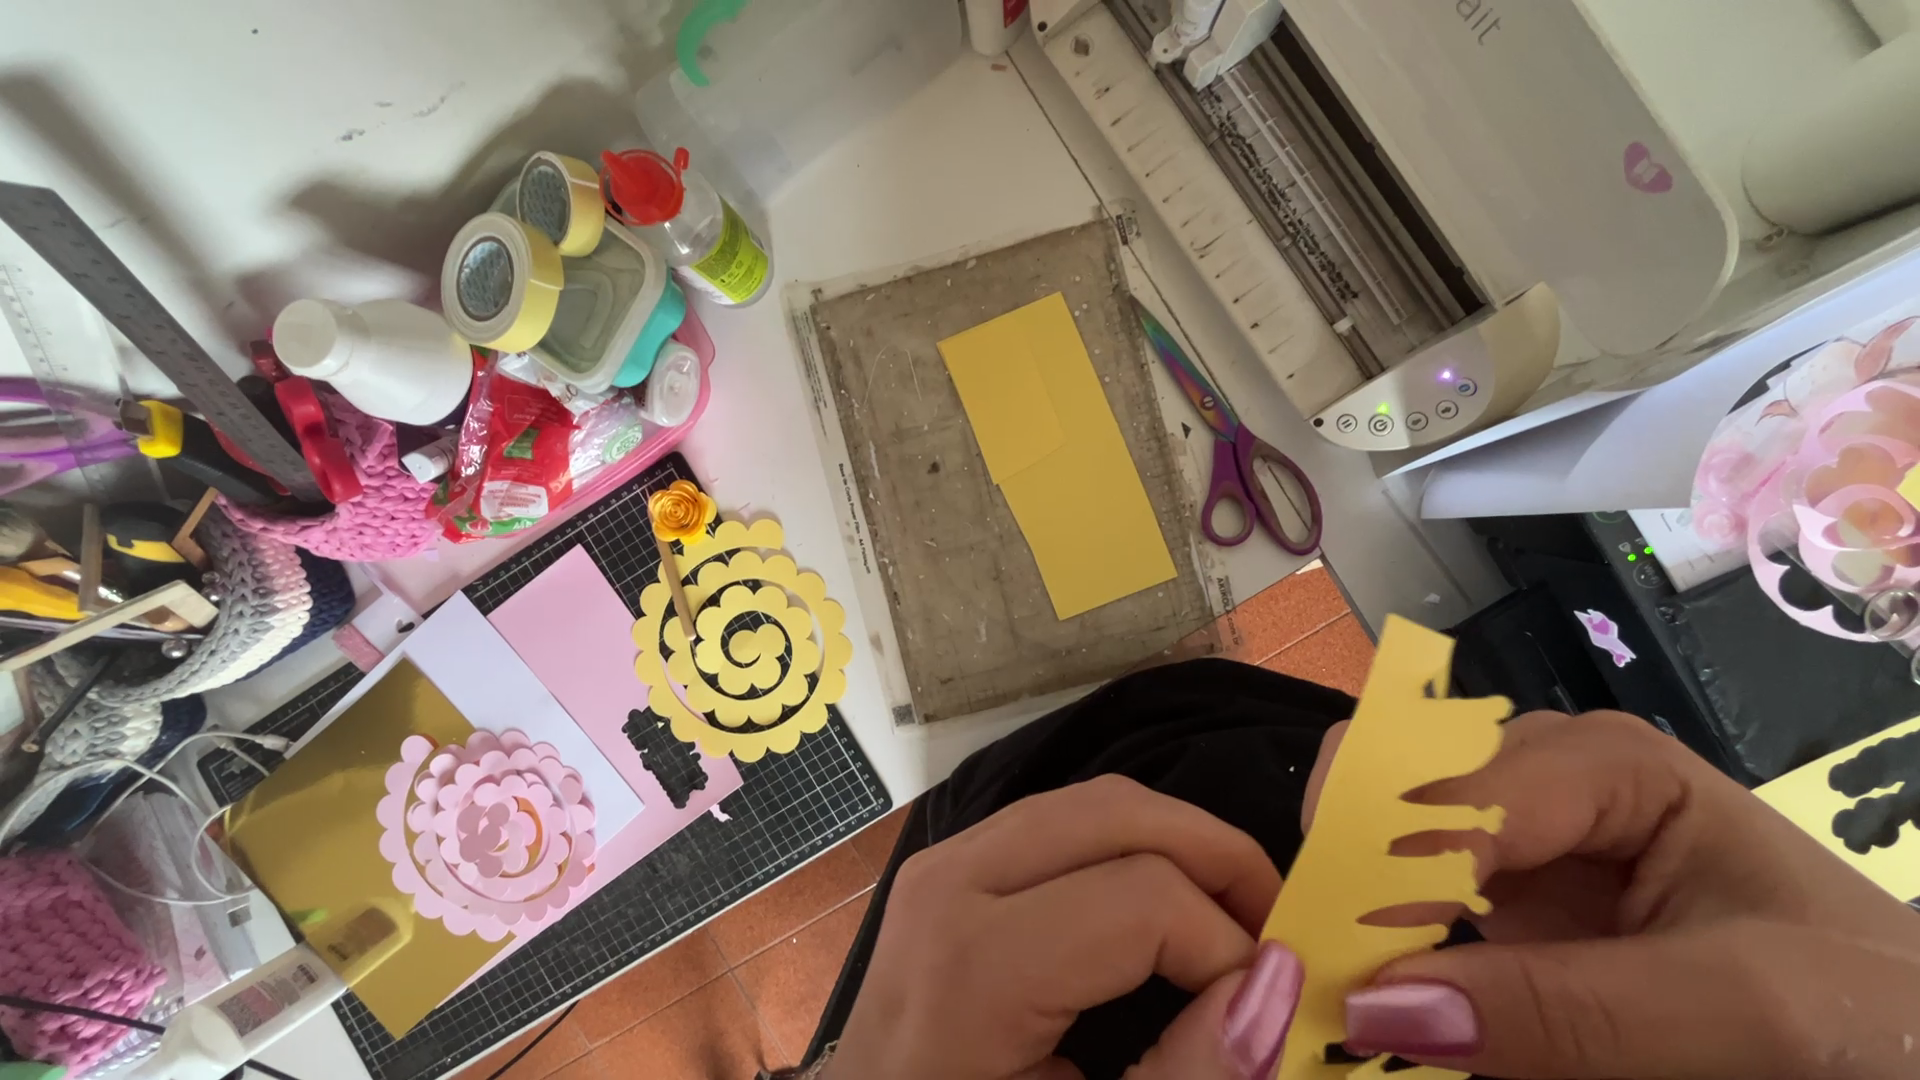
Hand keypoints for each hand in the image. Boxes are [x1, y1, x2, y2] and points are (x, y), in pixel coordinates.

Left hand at [822, 774, 1285, 1079]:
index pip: (1139, 898)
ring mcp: (943, 859)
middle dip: (1213, 852)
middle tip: (1274, 923)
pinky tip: (1158, 896)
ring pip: (1087, 801)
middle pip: (1114, 812)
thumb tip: (1274, 991)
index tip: (1267, 1006)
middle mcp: (951, 879)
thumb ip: (1182, 1074)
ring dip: (1172, 839)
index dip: (1226, 945)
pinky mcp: (948, 861)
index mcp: (972, 964)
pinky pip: (1056, 820)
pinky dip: (1124, 842)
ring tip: (1228, 909)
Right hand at [1287, 710, 1919, 1078]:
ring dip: (1346, 893)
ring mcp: (1508, 823)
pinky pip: (1396, 876)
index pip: (1451, 792)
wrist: (1914, 1041)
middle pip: (1391, 782)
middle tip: (1326, 958)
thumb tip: (1371, 1007)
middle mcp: (1534, 772)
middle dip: (1346, 863)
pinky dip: (1368, 918)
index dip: (1388, 868)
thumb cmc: (1880, 1021)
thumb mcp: (1752, 1020)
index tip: (1345, 961)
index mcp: (1599, 761)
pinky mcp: (1495, 879)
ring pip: (1374, 822)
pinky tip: (1374, 966)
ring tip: (1338, 968)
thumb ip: (1569, 1014)